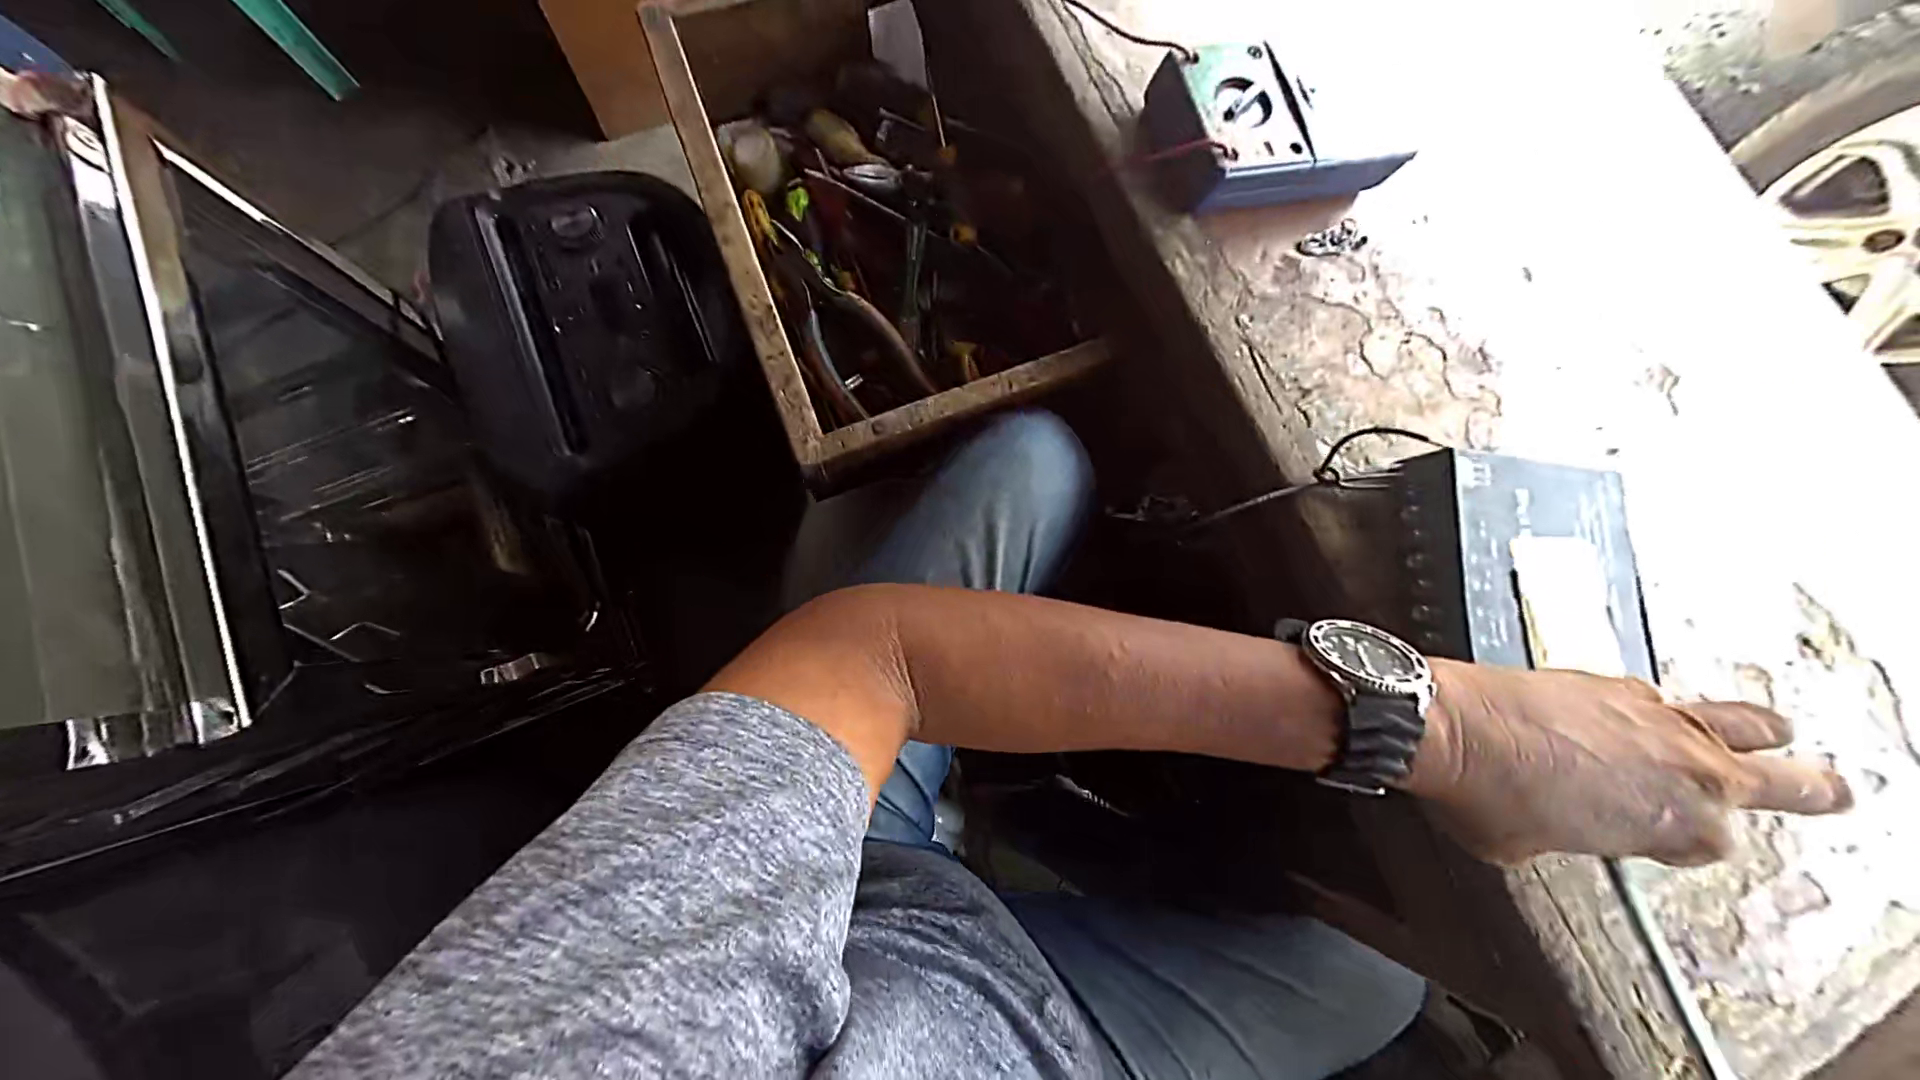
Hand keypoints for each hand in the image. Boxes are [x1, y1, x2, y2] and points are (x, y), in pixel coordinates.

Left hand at [1405, 661, 1852, 865]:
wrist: (1444, 724)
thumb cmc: (1479, 790)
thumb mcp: (1526, 845)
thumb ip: (1566, 835)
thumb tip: (1549, 821)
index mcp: (1683, 828)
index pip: (1711, 844)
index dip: (1673, 839)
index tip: (1646, 834)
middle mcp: (1689, 770)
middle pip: (1793, 782)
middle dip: (1807, 787)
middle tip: (1817, 788)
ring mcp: (1654, 717)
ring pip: (1744, 722)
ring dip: (1752, 732)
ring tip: (1763, 733)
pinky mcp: (1605, 681)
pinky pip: (1649, 695)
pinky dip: (1647, 706)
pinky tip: (1628, 709)